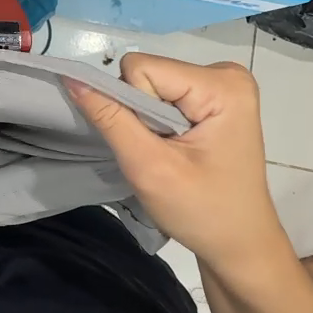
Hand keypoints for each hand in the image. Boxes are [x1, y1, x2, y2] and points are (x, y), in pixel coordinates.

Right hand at [66, 54, 288, 268]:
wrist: (239, 244)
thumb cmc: (200, 211)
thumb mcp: (148, 167)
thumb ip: (109, 117)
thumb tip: (72, 77)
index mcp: (222, 85)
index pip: (141, 69)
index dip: (131, 106)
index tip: (153, 144)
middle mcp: (226, 74)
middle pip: (147, 72)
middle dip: (141, 111)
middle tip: (163, 151)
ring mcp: (223, 83)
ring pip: (151, 82)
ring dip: (148, 117)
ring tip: (171, 151)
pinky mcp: (216, 96)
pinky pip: (163, 91)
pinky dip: (159, 119)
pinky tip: (177, 145)